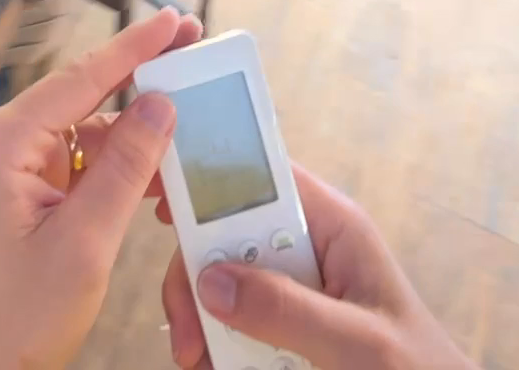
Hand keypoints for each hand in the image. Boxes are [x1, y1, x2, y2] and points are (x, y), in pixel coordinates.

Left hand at [0, 7, 203, 369]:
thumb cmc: (12, 324)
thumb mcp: (83, 245)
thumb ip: (124, 168)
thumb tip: (160, 106)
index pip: (78, 80)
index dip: (132, 47)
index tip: (170, 20)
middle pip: (81, 94)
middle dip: (137, 75)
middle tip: (186, 45)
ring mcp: (9, 164)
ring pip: (84, 127)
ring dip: (132, 129)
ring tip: (185, 117)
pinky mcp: (22, 186)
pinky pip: (77, 157)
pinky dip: (115, 161)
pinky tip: (154, 165)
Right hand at [161, 165, 474, 369]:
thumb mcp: (361, 346)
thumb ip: (289, 310)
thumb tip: (211, 281)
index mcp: (328, 222)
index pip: (256, 171)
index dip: (203, 168)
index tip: (157, 191)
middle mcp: (301, 242)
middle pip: (223, 227)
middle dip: (194, 268)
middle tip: (183, 324)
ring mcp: (287, 280)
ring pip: (218, 272)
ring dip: (197, 311)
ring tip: (194, 359)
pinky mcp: (278, 318)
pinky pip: (228, 312)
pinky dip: (211, 337)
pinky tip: (207, 362)